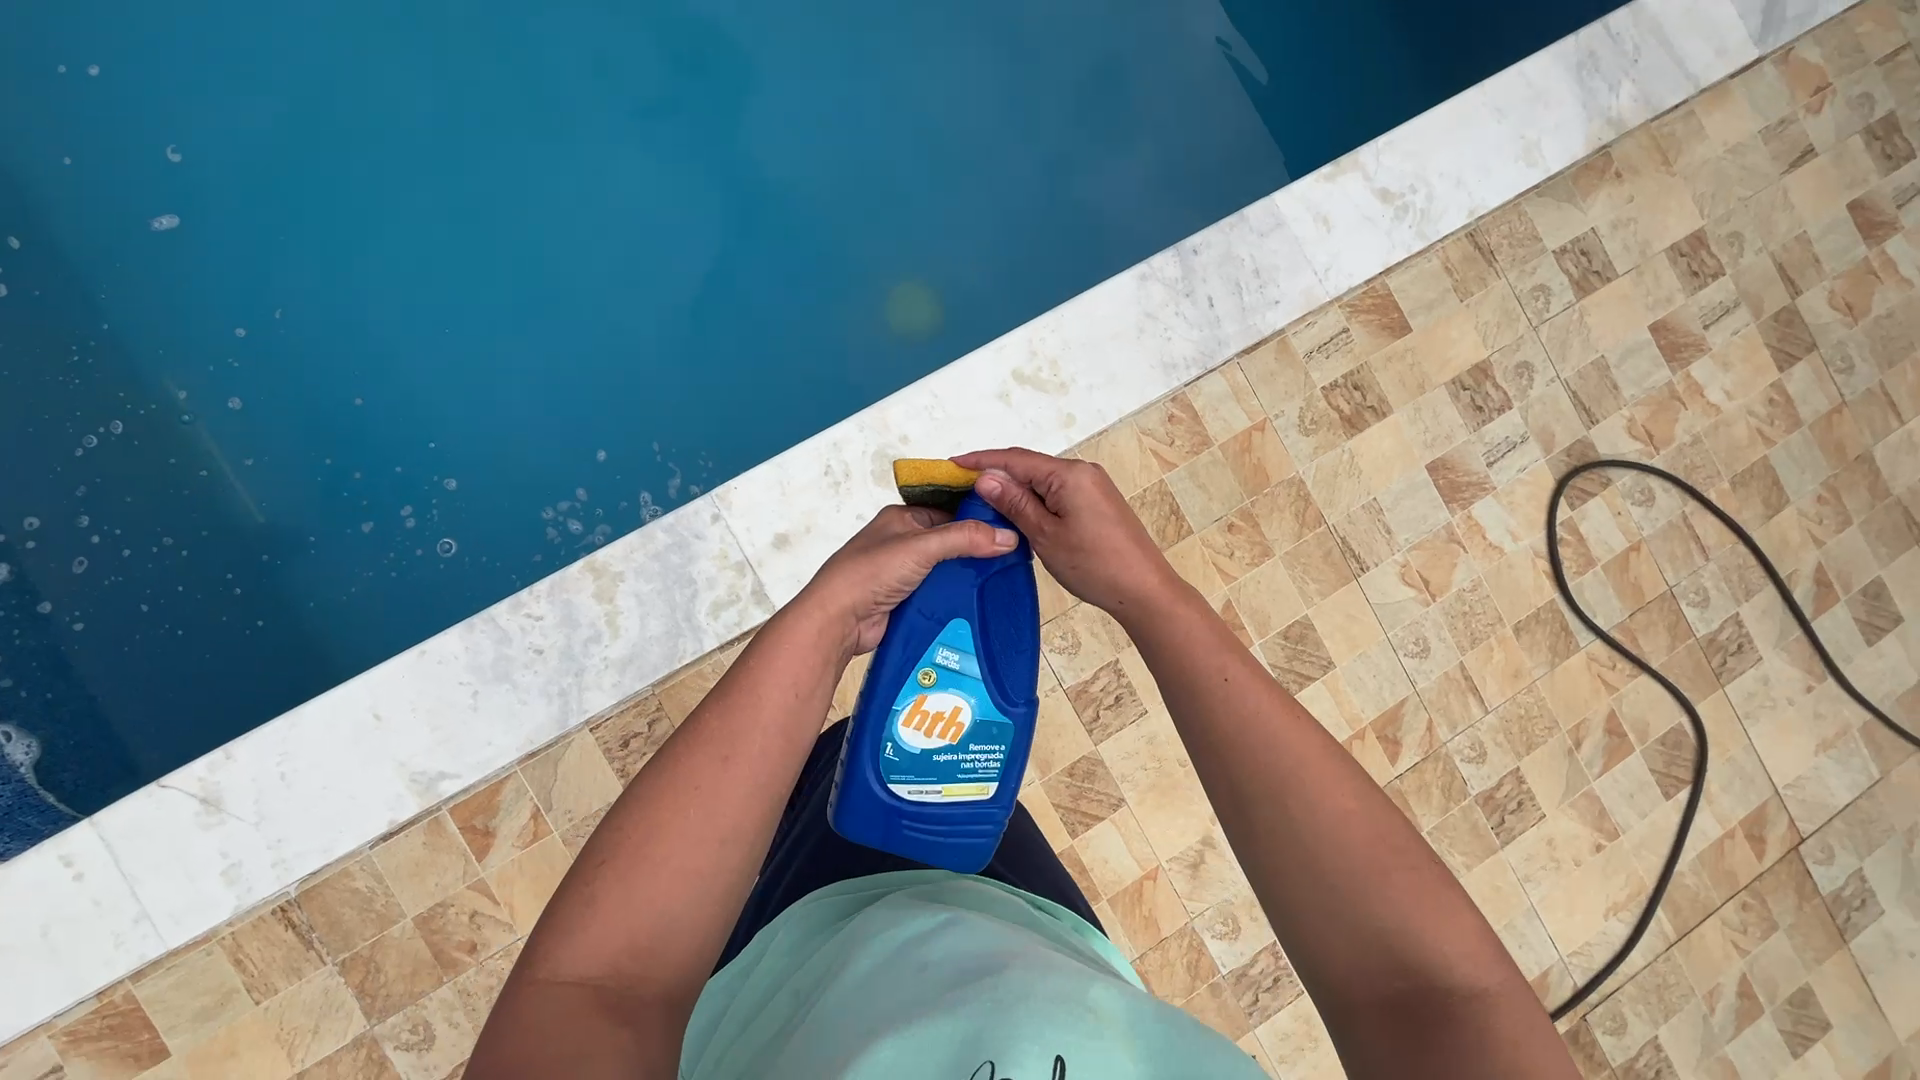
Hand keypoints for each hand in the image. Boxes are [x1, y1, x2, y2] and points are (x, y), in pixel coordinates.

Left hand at [793, 504, 1018, 658]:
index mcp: (902, 519)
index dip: (976, 518)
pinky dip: (955, 598)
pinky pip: (938, 594)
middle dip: (975, 551)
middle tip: (1011, 560)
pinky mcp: (906, 600)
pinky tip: (979, 603)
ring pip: (945, 571)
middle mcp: (902, 543)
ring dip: (966, 578)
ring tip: (1002, 582)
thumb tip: (1007, 537)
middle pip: (949, 543)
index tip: (1009, 528)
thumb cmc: (869, 573)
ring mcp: (903, 574)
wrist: (838, 620)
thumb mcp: (921, 547)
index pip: (948, 512)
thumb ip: (964, 538)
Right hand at [954, 447, 1186, 621]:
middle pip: (1030, 466)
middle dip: (996, 474)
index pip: (1016, 459)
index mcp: (1069, 474)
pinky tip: (1018, 513)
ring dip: (1015, 489)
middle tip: (962, 488)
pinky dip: (1034, 499)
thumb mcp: (1045, 535)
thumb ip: (1015, 503)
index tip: (953, 464)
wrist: (1143, 589)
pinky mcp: (1097, 502)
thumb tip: (986, 477)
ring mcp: (1092, 486)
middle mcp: (1082, 471)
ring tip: (983, 502)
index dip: (982, 460)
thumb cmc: (1093, 564)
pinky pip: (1057, 492)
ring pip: (1043, 480)